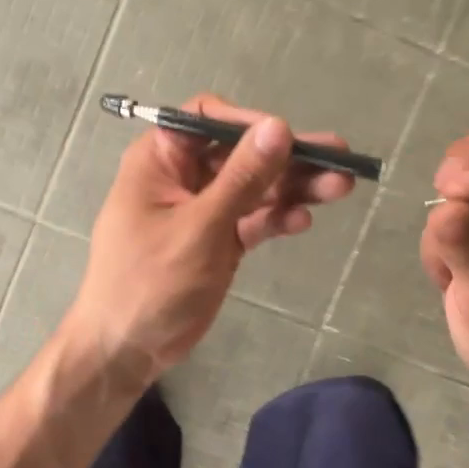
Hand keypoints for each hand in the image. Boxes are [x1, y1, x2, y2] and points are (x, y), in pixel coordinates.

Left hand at [66, 94, 355, 374]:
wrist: (126, 349)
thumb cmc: (149, 282)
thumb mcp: (199, 228)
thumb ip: (241, 178)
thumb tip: (279, 127)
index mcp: (161, 159)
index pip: (207, 118)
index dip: (249, 122)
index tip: (289, 137)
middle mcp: (183, 177)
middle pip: (242, 153)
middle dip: (288, 157)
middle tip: (341, 156)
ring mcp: (204, 210)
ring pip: (256, 187)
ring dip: (295, 187)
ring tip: (342, 186)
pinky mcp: (219, 241)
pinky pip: (254, 219)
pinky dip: (277, 218)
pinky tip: (304, 220)